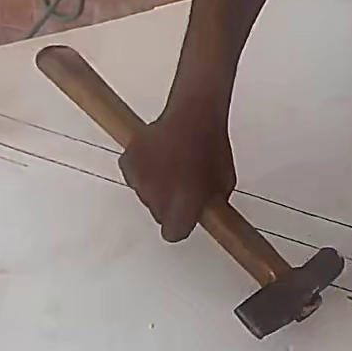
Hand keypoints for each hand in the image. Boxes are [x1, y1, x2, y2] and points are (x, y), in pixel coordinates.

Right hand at [119, 102, 235, 241]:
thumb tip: (206, 212)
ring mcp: (138, 181)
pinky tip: (161, 156)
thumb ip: (211, 205)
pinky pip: (136, 176)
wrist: (193, 117)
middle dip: (172, 205)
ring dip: (159, 186)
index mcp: (181, 208)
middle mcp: (155, 200)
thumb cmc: (213, 149)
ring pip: (147, 195)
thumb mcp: (224, 183)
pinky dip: (146, 170)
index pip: (173, 234)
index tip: (189, 215)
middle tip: (186, 186)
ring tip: (175, 166)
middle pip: (160, 214)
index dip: (183, 224)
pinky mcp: (127, 163)